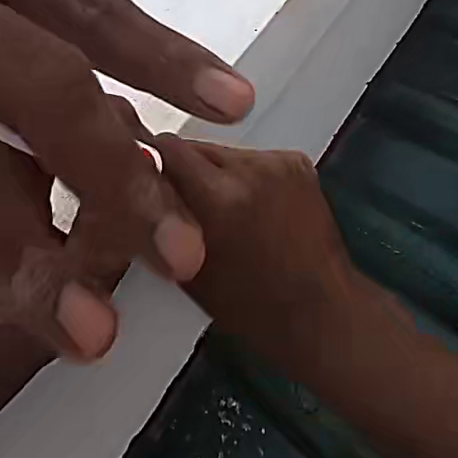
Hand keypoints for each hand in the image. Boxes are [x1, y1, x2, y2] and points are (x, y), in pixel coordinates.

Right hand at [151, 136, 359, 361]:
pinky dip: (248, 176)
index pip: (165, 147)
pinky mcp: (296, 162)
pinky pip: (254, 157)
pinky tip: (255, 208)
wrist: (317, 311)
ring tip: (228, 211)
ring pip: (223, 151)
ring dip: (216, 172)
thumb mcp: (184, 270)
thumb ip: (160, 221)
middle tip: (189, 204)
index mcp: (216, 198)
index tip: (147, 176)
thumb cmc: (252, 305)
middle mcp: (248, 171)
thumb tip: (140, 187)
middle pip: (193, 146)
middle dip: (184, 170)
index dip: (151, 161)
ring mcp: (276, 164)